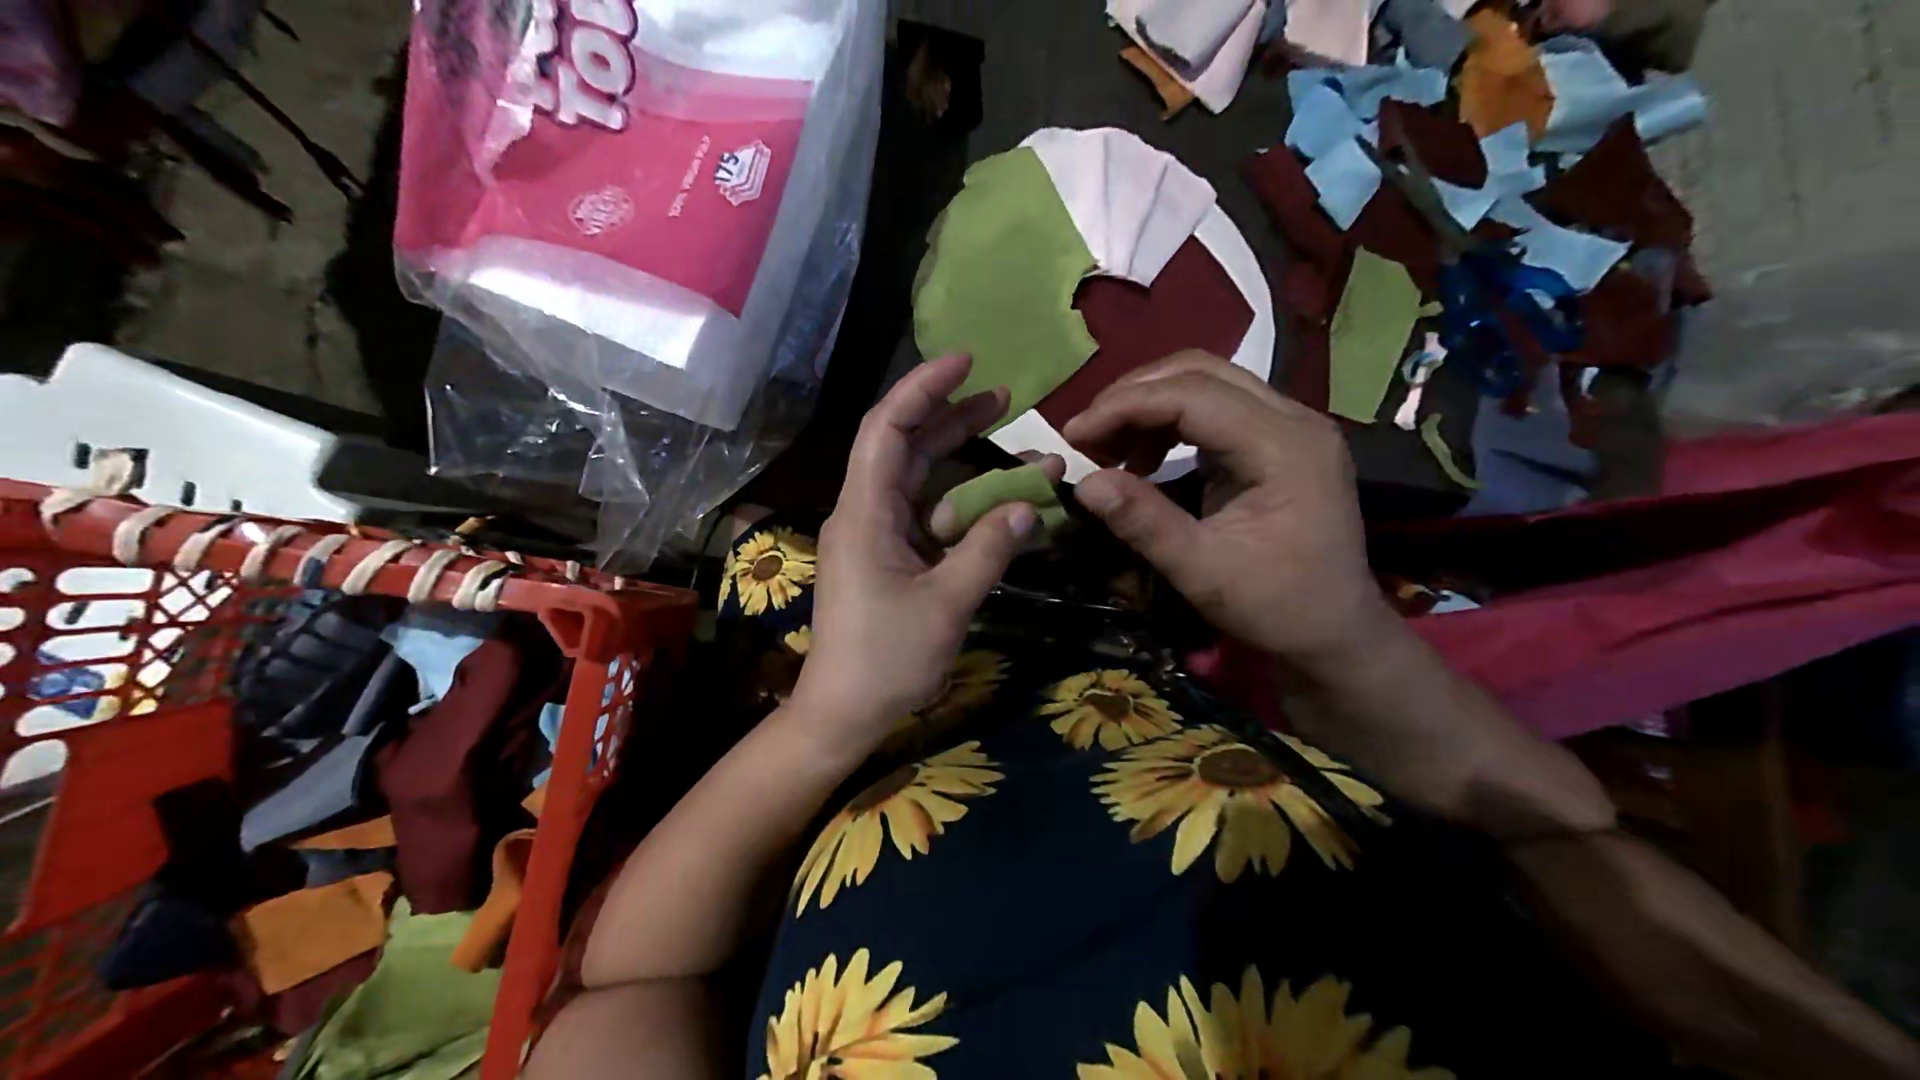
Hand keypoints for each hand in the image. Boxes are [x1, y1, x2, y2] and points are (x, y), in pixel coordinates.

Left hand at [792, 354, 1042, 751]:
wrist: (845, 711)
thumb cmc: (885, 659)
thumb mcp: (946, 604)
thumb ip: (988, 550)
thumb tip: (1027, 504)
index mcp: (865, 511)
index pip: (888, 429)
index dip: (923, 389)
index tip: (965, 362)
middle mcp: (867, 512)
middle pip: (907, 446)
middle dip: (952, 417)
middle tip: (1004, 398)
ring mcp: (879, 536)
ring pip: (922, 480)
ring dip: (965, 462)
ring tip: (1016, 442)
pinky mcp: (891, 558)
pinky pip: (930, 516)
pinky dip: (965, 505)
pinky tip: (1002, 503)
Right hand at [1063, 352, 1393, 670]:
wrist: (1335, 632)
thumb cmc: (1275, 606)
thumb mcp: (1201, 571)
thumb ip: (1144, 522)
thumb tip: (1084, 484)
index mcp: (1283, 447)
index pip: (1192, 395)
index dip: (1124, 406)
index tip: (1073, 435)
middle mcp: (1293, 419)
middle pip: (1200, 371)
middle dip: (1133, 396)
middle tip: (1086, 436)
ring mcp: (1290, 425)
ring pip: (1207, 382)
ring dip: (1149, 406)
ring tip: (1108, 449)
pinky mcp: (1279, 440)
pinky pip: (1216, 408)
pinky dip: (1170, 423)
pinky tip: (1144, 460)